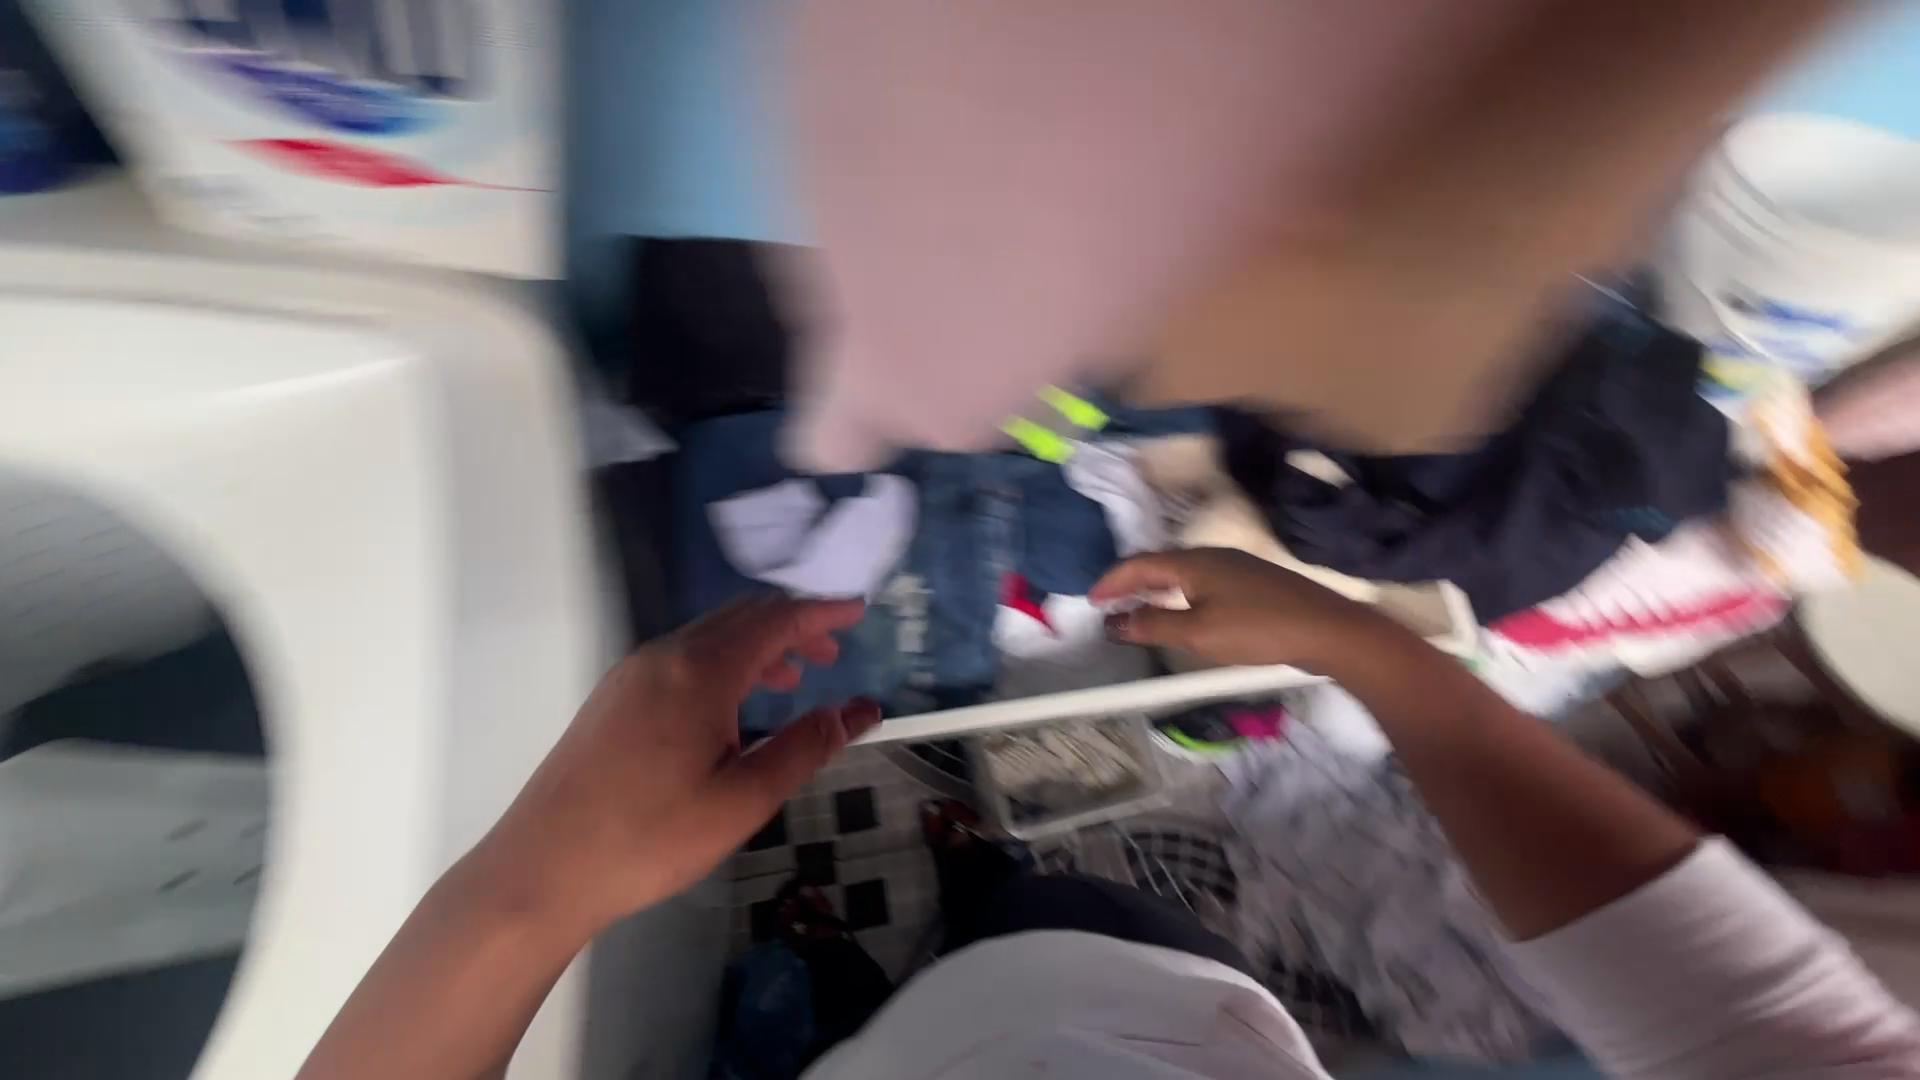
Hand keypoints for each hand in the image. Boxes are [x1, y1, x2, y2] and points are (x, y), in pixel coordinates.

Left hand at [476, 592, 877, 931]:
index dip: (821, 613)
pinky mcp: (614, 695)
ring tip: (792, 679)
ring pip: (710, 634)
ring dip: (758, 644)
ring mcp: (632, 672)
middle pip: (742, 616)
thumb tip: (859, 710)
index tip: (857, 612)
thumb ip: (806, 746)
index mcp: (700, 671)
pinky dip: (724, 660)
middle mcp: (665, 655)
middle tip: (832, 653)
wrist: (538, 873)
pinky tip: (732, 705)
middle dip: (793, 625)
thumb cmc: (649, 838)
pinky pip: (684, 655)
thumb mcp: (743, 800)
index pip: (776, 620)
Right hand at [1090, 548, 1397, 671]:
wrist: (1329, 630)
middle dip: (1130, 582)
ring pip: (1181, 570)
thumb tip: (1114, 623)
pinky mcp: (1252, 581)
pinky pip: (1200, 579)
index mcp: (1193, 561)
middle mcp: (1211, 555)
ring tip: (1138, 607)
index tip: (1092, 601)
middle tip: (1109, 603)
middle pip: (1159, 562)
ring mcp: (1235, 565)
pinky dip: (1177, 591)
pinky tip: (1182, 609)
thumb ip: (1153, 626)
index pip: (1139, 564)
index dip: (1112, 581)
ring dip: (1154, 587)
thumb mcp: (1198, 634)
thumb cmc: (1257, 629)